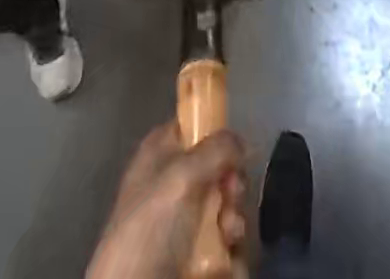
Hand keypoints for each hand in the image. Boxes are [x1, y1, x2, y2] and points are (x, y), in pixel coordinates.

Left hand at [87, 124, 247, 278]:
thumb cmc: (149, 231)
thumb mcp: (180, 177)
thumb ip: (216, 149)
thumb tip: (240, 140)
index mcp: (160, 155)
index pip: (193, 125)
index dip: (216, 133)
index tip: (233, 151)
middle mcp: (175, 185)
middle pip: (222, 169)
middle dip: (233, 186)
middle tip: (229, 200)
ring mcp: (187, 224)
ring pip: (230, 208)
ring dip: (236, 222)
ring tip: (228, 238)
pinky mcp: (199, 258)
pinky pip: (230, 245)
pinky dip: (233, 254)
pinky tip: (225, 264)